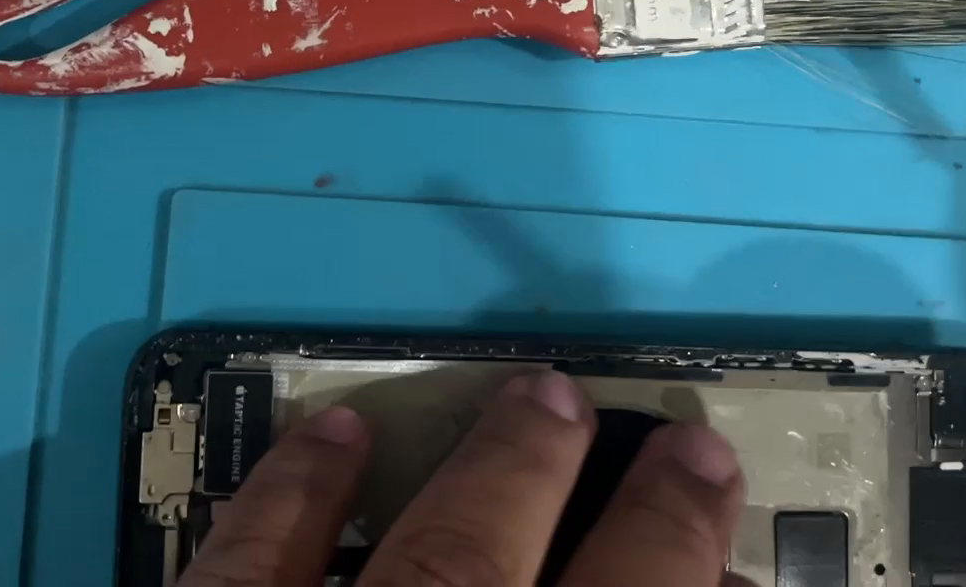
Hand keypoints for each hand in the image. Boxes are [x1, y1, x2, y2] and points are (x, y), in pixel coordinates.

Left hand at [178, 369, 745, 585]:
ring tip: (539, 397)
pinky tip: (333, 430)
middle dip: (614, 512)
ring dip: (491, 473)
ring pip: (422, 559)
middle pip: (519, 571)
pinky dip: (293, 492)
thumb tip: (676, 580)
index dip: (680, 553)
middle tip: (670, 439)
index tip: (720, 488)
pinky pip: (245, 564)